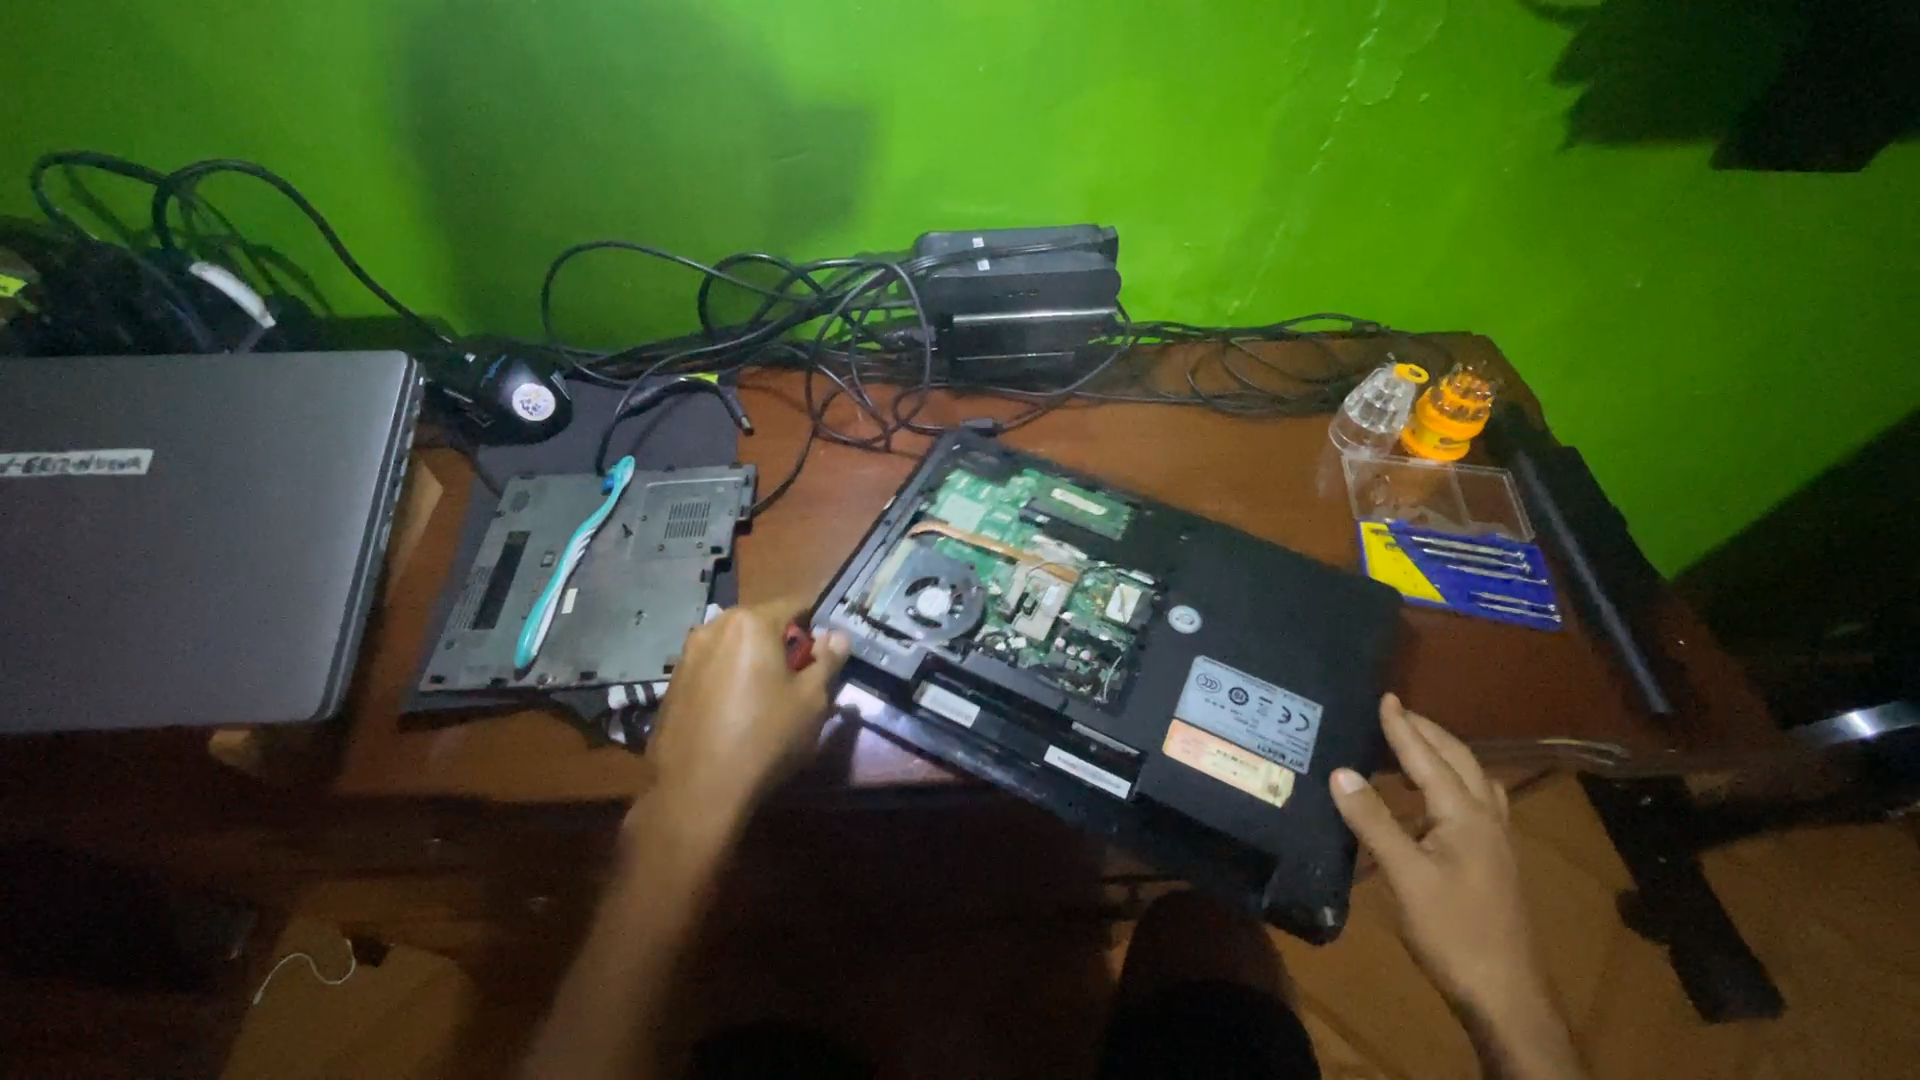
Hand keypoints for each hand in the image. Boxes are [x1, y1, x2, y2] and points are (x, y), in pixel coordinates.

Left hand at [642, 598, 849, 822]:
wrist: (697, 790)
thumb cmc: (765, 738)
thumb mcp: (811, 700)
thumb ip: (827, 660)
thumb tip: (838, 636)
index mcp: (751, 623)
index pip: (797, 605)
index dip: (818, 626)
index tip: (826, 654)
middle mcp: (713, 627)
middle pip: (762, 624)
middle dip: (784, 644)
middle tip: (800, 681)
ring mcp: (688, 655)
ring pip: (735, 646)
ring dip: (755, 661)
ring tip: (767, 700)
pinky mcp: (673, 683)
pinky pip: (713, 668)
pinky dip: (729, 679)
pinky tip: (736, 714)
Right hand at [1329, 694, 1546, 1024]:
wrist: (1505, 993)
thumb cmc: (1452, 930)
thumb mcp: (1404, 874)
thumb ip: (1372, 821)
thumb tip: (1341, 772)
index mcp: (1465, 816)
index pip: (1429, 759)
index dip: (1404, 728)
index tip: (1386, 697)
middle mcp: (1486, 820)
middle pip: (1461, 762)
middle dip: (1429, 733)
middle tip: (1398, 713)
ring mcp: (1496, 842)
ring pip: (1474, 782)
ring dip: (1445, 756)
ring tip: (1414, 746)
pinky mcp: (1494, 862)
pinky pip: (1474, 803)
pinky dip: (1452, 783)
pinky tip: (1433, 802)